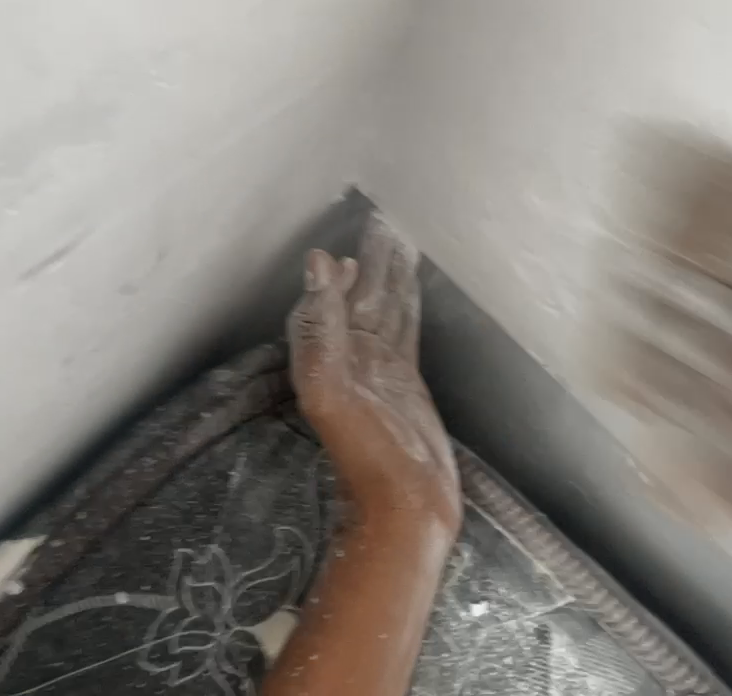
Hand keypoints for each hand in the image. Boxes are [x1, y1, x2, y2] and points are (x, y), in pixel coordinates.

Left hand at [289, 218, 460, 531]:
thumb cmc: (367, 453)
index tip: (344, 246)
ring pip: (386, 306)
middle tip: (383, 223)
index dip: (333, 276)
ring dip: (391, 275)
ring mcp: (381, 365)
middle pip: (360, 296)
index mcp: (328, 355)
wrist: (407, 507)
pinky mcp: (407, 377)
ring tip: (401, 241)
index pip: (326, 302)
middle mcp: (352, 355)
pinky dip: (409, 302)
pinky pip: (407, 326)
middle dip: (370, 263)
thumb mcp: (334, 389)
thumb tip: (317, 265)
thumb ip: (321, 327)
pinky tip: (413, 285)